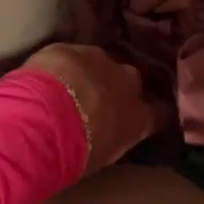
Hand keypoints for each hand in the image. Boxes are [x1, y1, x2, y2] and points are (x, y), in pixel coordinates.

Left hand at [22, 44, 157, 175]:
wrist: (44, 119)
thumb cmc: (78, 151)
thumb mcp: (105, 155)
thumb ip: (116, 138)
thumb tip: (114, 133)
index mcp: (139, 115)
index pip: (158, 113)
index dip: (149, 114)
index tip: (140, 119)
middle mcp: (127, 81)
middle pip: (130, 81)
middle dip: (117, 88)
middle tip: (99, 102)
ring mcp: (99, 60)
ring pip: (100, 64)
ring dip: (90, 74)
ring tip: (70, 88)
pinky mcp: (70, 49)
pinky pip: (70, 57)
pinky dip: (62, 66)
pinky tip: (47, 78)